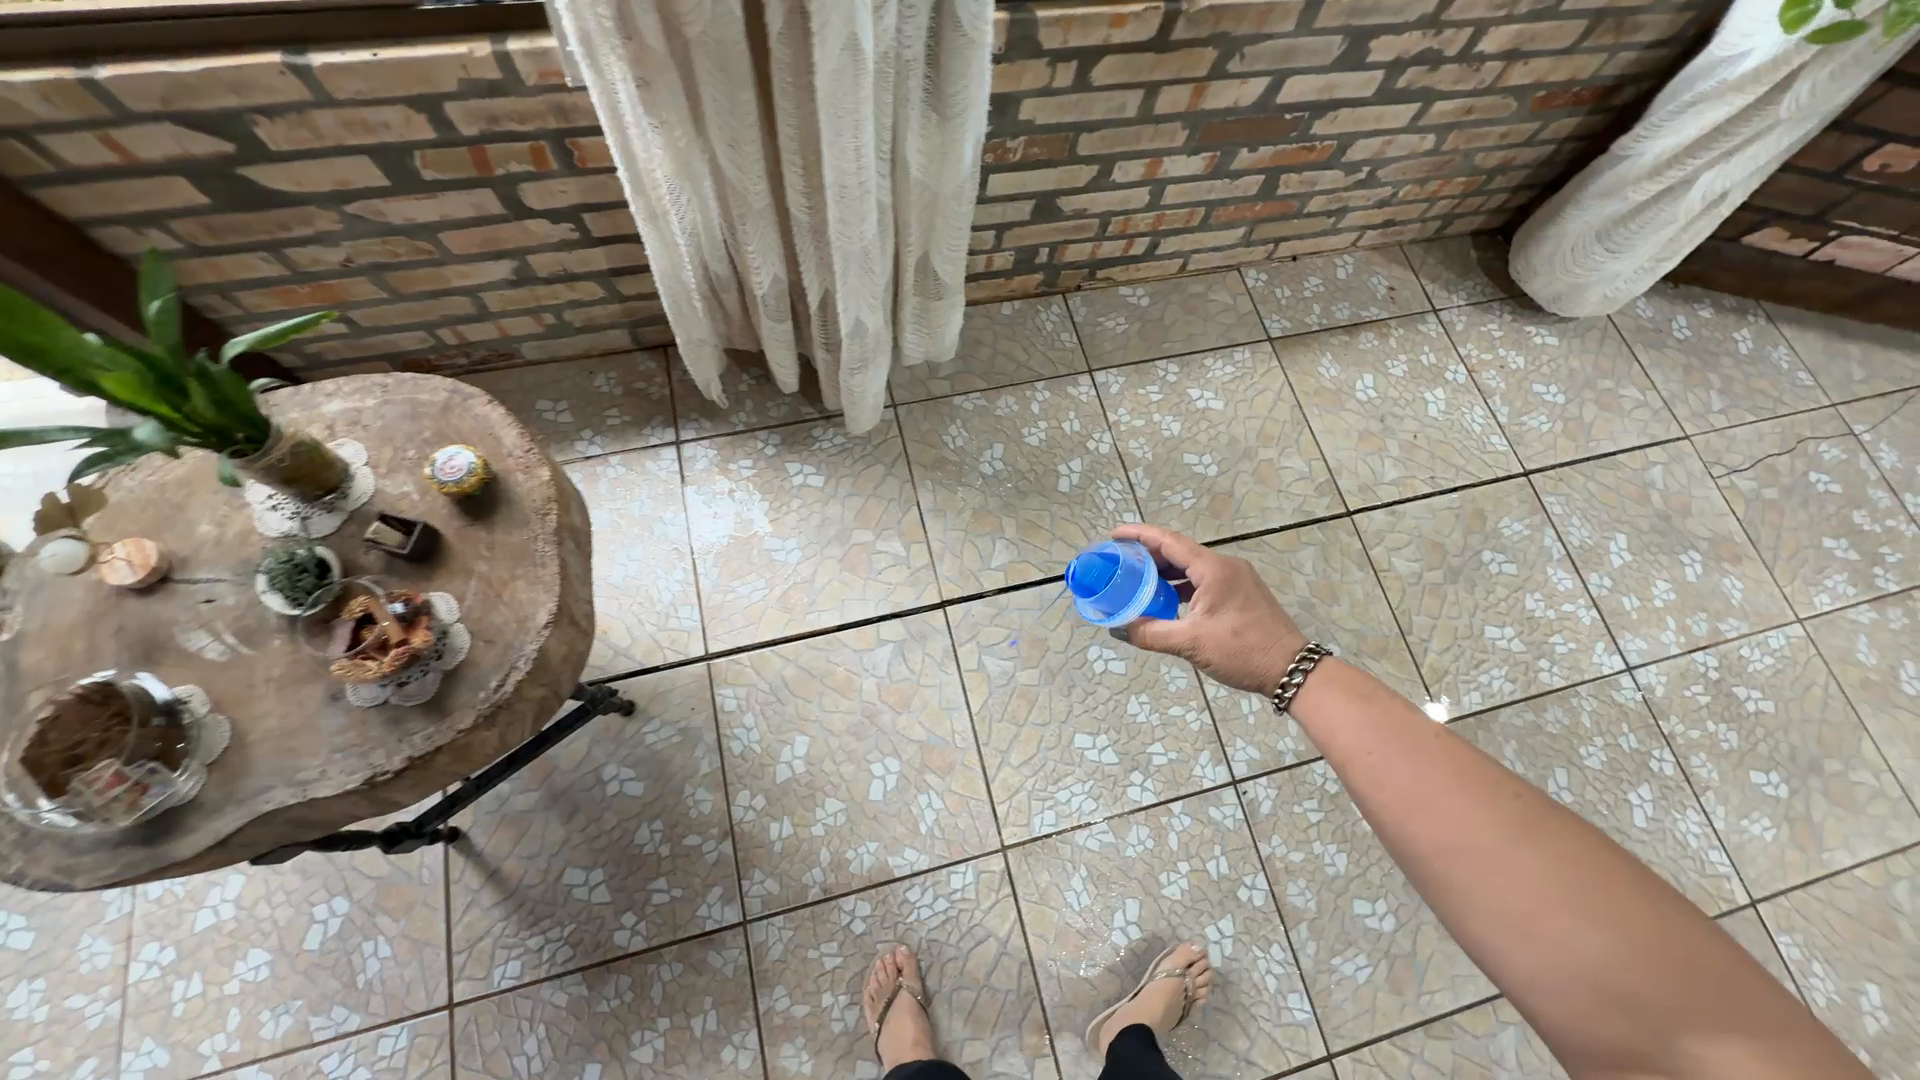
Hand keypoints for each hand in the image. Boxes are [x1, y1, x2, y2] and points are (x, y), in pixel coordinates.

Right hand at [1109, 523, 1307, 694]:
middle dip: (1148, 554)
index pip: (1169, 542)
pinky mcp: (1240, 594)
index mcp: (1213, 569)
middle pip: (1179, 552)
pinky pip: (1203, 581)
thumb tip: (1118, 628)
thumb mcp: (1191, 643)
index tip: (1114, 535)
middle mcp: (1225, 566)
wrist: (1291, 668)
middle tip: (1119, 561)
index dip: (1139, 535)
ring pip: (1192, 567)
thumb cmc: (1242, 650)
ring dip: (1165, 572)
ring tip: (1137, 580)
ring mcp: (1236, 579)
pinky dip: (1181, 586)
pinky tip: (1166, 600)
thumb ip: (1151, 633)